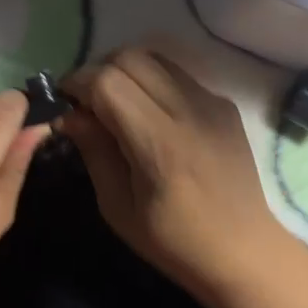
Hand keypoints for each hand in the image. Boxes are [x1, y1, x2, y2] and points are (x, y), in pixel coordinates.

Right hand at [61, 45, 290, 293]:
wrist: (242, 250)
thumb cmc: (173, 241)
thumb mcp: (117, 206)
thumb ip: (94, 150)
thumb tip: (69, 113)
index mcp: (159, 142)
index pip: (108, 82)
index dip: (78, 83)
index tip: (65, 103)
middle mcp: (188, 109)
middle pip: (130, 57)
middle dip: (99, 71)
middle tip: (88, 103)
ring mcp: (211, 101)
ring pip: (155, 57)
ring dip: (126, 71)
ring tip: (116, 104)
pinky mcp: (224, 103)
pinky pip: (178, 74)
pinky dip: (153, 81)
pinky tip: (150, 113)